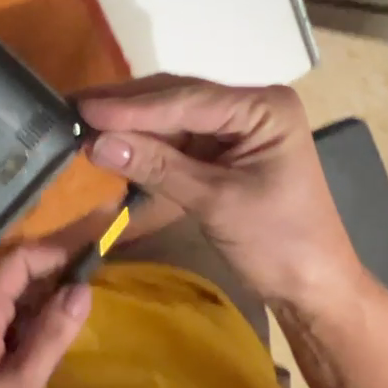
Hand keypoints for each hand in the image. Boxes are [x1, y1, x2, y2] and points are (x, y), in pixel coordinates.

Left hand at [0, 245, 90, 387]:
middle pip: (9, 271)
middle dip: (51, 270)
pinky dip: (22, 317)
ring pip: (2, 293)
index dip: (56, 253)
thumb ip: (50, 337)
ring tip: (75, 307)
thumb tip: (82, 289)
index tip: (94, 257)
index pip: (17, 260)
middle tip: (91, 281)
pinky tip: (43, 336)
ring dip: (38, 295)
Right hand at [77, 75, 360, 301]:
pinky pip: (178, 140)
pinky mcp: (224, 151)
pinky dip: (146, 144)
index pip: (188, 100)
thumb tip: (96, 143)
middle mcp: (251, 106)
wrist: (313, 288)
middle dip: (127, 107)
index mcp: (264, 108)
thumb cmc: (279, 243)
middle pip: (178, 99)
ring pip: (173, 117)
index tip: (83, 108)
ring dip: (131, 123)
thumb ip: (157, 167)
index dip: (132, 106)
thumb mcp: (216, 202)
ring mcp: (238, 128)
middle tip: (73, 108)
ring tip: (83, 121)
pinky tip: (113, 141)